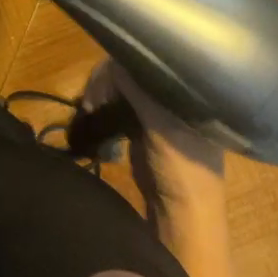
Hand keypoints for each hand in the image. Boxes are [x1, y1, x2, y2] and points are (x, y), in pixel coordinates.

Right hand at [83, 61, 224, 199]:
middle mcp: (173, 97)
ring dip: (102, 96)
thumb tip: (114, 63)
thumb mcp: (162, 126)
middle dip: (107, 84)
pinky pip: (118, 107)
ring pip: (122, 90)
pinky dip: (104, 110)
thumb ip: (140, 93)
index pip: (149, 63)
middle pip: (132, 74)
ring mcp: (157, 113)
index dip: (122, 67)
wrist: (180, 214)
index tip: (102, 83)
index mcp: (188, 92)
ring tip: (90, 110)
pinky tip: (94, 118)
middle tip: (91, 102)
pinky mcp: (142, 128)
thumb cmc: (181, 169)